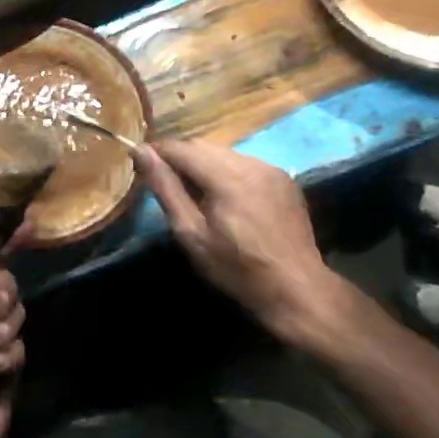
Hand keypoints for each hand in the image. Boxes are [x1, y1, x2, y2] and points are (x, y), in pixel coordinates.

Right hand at [134, 139, 349, 343]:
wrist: (298, 291)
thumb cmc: (236, 269)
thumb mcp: (191, 233)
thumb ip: (165, 188)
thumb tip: (140, 151)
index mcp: (227, 176)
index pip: (180, 147)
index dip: (156, 154)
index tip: (140, 168)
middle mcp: (251, 163)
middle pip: (202, 146)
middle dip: (179, 159)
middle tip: (168, 188)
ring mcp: (271, 169)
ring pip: (223, 152)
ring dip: (202, 165)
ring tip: (196, 196)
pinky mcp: (283, 179)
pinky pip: (244, 163)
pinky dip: (226, 172)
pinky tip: (225, 199)